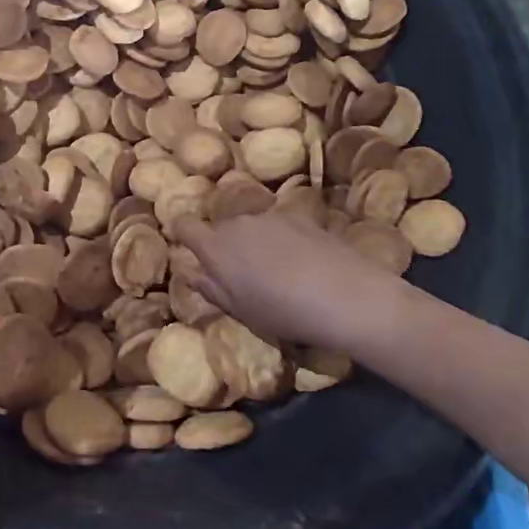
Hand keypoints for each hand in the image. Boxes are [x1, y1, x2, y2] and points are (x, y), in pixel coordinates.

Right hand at [172, 212, 418, 352]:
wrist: (344, 296)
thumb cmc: (283, 312)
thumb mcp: (241, 311)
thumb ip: (212, 289)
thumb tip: (195, 274)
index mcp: (216, 248)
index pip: (185, 225)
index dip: (184, 233)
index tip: (192, 249)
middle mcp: (238, 223)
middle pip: (221, 228)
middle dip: (226, 246)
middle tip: (244, 276)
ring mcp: (270, 216)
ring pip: (251, 226)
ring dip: (255, 242)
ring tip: (279, 271)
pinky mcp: (300, 215)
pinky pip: (279, 225)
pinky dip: (282, 239)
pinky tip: (303, 262)